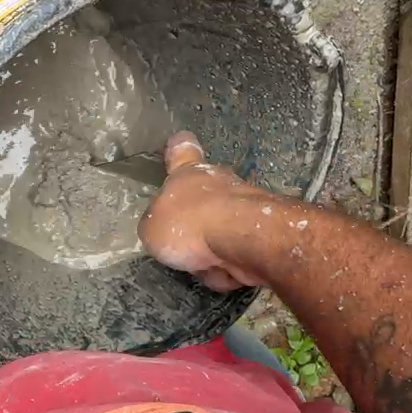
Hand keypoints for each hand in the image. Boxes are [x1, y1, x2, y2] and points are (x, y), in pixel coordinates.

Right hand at [138, 131, 303, 291]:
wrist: (243, 240)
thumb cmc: (190, 224)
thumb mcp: (152, 227)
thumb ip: (154, 224)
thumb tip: (164, 229)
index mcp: (188, 174)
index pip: (180, 152)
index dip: (177, 149)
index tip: (177, 142)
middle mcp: (218, 183)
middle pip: (202, 199)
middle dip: (194, 223)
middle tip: (184, 244)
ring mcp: (243, 206)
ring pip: (217, 233)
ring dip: (208, 253)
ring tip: (203, 263)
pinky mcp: (260, 233)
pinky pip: (232, 255)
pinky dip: (226, 266)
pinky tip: (223, 270)